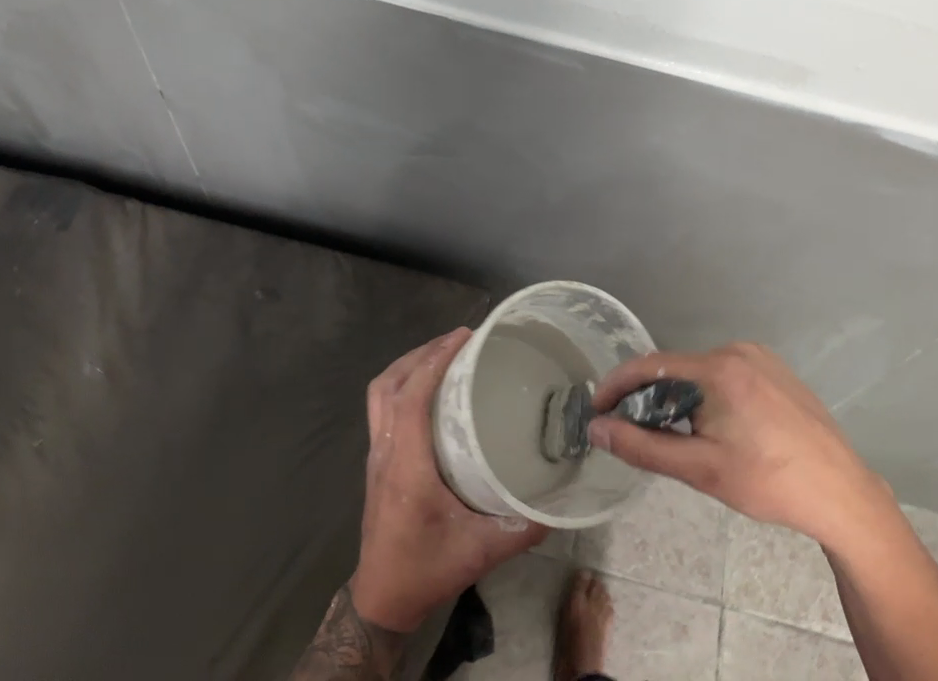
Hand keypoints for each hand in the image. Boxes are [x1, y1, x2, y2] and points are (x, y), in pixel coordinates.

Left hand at [349, 328, 548, 632]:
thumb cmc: (427, 570)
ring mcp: (376, 457)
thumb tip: (561, 499)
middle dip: (421, 354)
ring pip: (379, 395)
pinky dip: (403, 386)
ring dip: (407, 366)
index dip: (434, 361)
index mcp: (407, 466)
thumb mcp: (483, 551)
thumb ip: (524, 526)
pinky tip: (432, 391)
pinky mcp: (377, 463)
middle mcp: (386, 453)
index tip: (464, 338)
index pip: (410, 398)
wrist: (383, 599)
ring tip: (444, 355)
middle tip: (459, 340)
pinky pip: (382, 409)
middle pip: (388, 385)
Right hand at [589, 342, 891, 542]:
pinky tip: (714, 431)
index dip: (616, 385)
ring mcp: (763, 359)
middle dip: (649, 399)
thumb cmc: (768, 483)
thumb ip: (642, 446)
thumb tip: (596, 429)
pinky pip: (727, 377)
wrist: (842, 494)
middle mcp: (739, 351)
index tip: (596, 409)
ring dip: (679, 400)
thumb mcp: (700, 469)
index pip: (650, 365)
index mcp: (719, 368)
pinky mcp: (778, 372)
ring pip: (701, 374)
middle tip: (635, 434)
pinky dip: (707, 397)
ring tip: (676, 439)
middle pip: (676, 369)